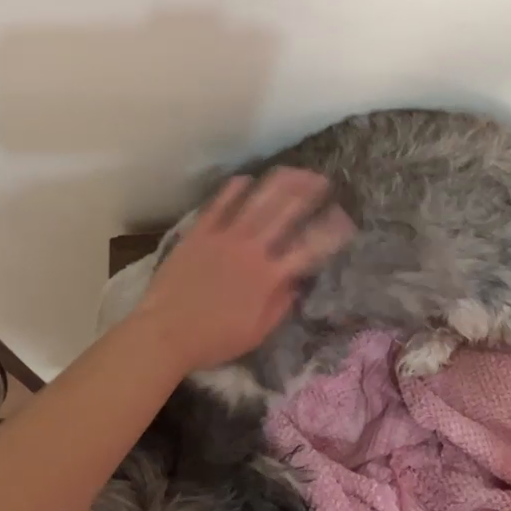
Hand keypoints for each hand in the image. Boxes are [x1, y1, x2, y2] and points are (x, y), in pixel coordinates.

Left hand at [130, 168, 354, 374]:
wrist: (165, 332)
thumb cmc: (213, 340)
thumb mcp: (257, 332)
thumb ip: (281, 304)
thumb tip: (297, 281)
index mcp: (269, 277)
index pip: (309, 248)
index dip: (330, 231)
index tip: (345, 218)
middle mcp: (251, 249)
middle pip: (286, 212)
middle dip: (309, 193)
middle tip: (324, 180)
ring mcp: (224, 236)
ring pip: (257, 200)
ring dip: (280, 183)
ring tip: (296, 171)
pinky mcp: (200, 231)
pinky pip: (220, 203)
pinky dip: (235, 188)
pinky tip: (247, 178)